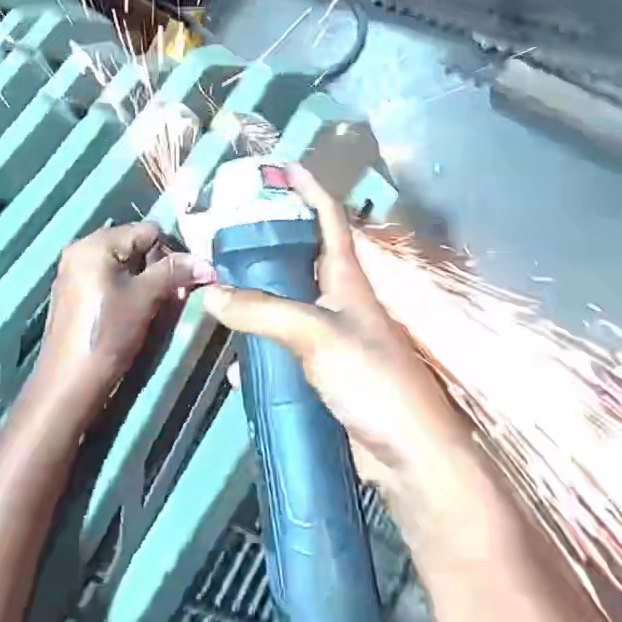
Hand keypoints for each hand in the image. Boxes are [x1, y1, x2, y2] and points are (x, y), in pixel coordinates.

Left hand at [33, 221, 214, 417]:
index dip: (173, 251)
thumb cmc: (108, 334)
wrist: (69, 385)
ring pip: (126, 263)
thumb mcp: (146, 297)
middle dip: (160, 266)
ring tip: (159, 305)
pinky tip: (137, 310)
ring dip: (148, 279)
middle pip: (136, 244)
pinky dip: (129, 288)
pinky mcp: (75, 293)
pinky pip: (110, 277)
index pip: (148, 230)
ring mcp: (75, 271)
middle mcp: (81, 249)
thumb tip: (207, 262)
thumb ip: (175, 272)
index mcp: (96, 243)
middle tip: (176, 294)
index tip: (187, 278)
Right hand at [201, 164, 472, 494]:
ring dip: (258, 302)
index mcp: (347, 278)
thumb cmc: (371, 378)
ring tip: (220, 295)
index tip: (282, 167)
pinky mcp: (325, 375)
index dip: (308, 189)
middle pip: (301, 260)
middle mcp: (340, 301)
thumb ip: (262, 313)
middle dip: (268, 245)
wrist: (409, 455)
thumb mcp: (315, 335)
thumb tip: (211, 295)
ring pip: (287, 307)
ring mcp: (333, 339)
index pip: (329, 218)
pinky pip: (284, 354)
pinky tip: (236, 367)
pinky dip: (260, 355)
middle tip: (227, 236)